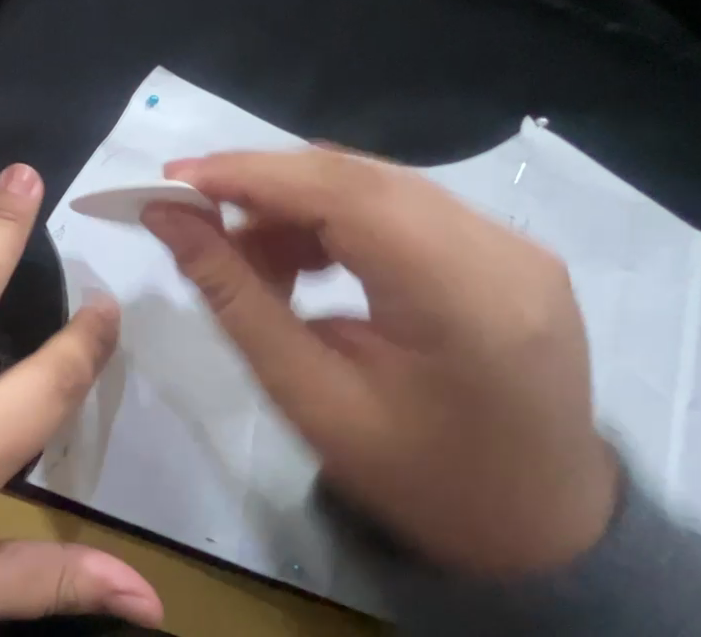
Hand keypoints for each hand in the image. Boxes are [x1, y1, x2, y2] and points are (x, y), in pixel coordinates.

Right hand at [141, 147, 618, 576]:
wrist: (535, 526)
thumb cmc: (412, 473)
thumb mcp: (303, 391)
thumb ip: (232, 294)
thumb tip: (164, 217)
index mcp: (465, 300)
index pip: (346, 195)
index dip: (251, 174)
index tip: (172, 180)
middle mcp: (504, 252)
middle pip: (357, 176)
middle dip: (261, 182)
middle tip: (189, 208)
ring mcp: (514, 245)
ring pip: (371, 181)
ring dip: (291, 202)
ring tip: (245, 256)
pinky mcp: (504, 247)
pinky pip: (394, 202)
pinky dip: (328, 217)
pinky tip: (297, 261)